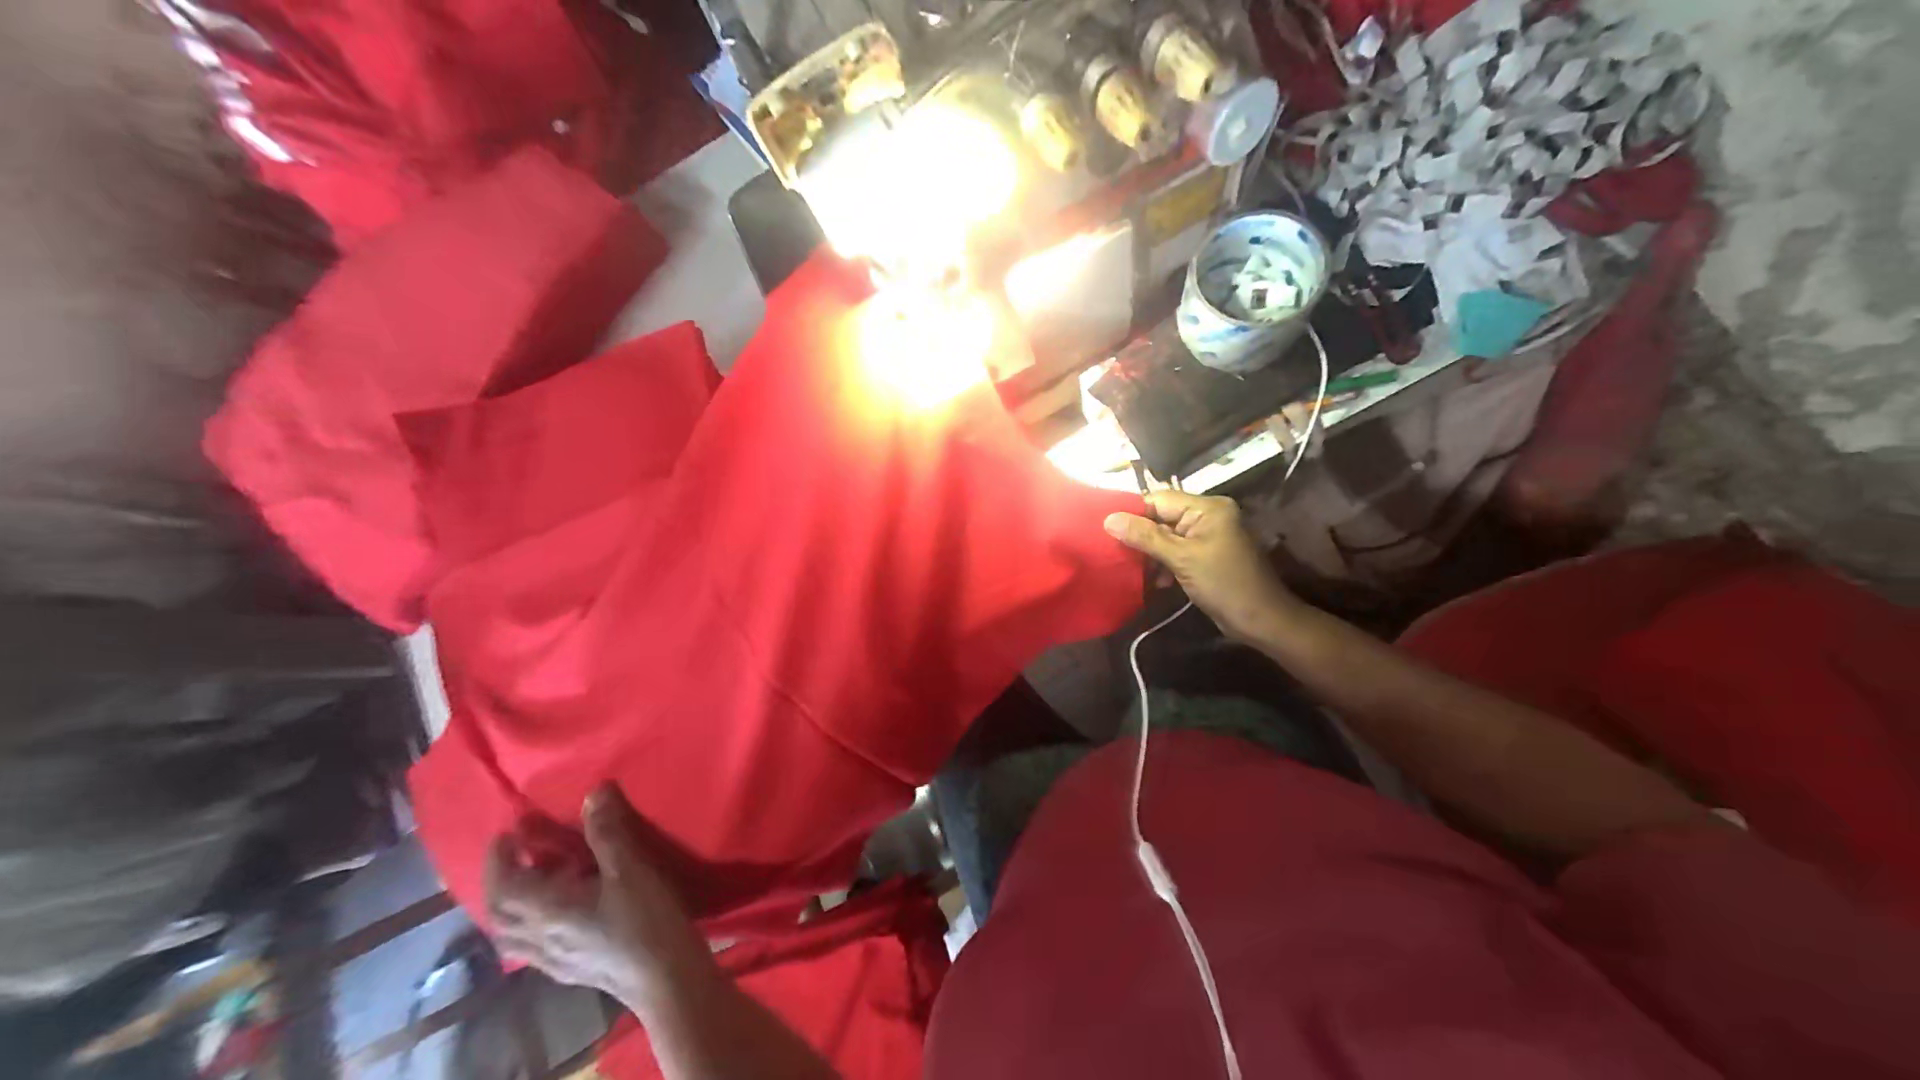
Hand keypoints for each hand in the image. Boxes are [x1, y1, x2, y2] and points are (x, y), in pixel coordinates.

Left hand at [487, 785, 710, 1011]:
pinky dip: (528, 925)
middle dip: (500, 881)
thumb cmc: (645, 920)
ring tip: (530, 883)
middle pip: (500, 913)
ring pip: (512, 935)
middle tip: (516, 854)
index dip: (500, 858)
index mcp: (547, 911)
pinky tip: (554, 918)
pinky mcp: (569, 970)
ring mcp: (552, 960)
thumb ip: (608, 832)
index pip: (505, 885)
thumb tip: (593, 792)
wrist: (665, 979)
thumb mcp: (631, 869)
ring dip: (510, 906)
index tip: (508, 832)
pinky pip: (530, 947)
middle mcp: (539, 938)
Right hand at [1104, 491, 1297, 643]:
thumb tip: (1109, 519)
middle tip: (1114, 551)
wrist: (1261, 620)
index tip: (1105, 529)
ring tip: (1131, 568)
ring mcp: (1208, 536)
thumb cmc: (1224, 584)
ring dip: (1149, 552)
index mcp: (1207, 507)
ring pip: (1166, 536)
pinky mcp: (1205, 555)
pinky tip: (1153, 580)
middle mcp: (1208, 515)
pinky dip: (1162, 562)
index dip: (1132, 513)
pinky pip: (1175, 550)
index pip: (1159, 500)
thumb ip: (1145, 537)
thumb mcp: (1181, 558)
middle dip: (1139, 535)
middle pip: (1161, 517)